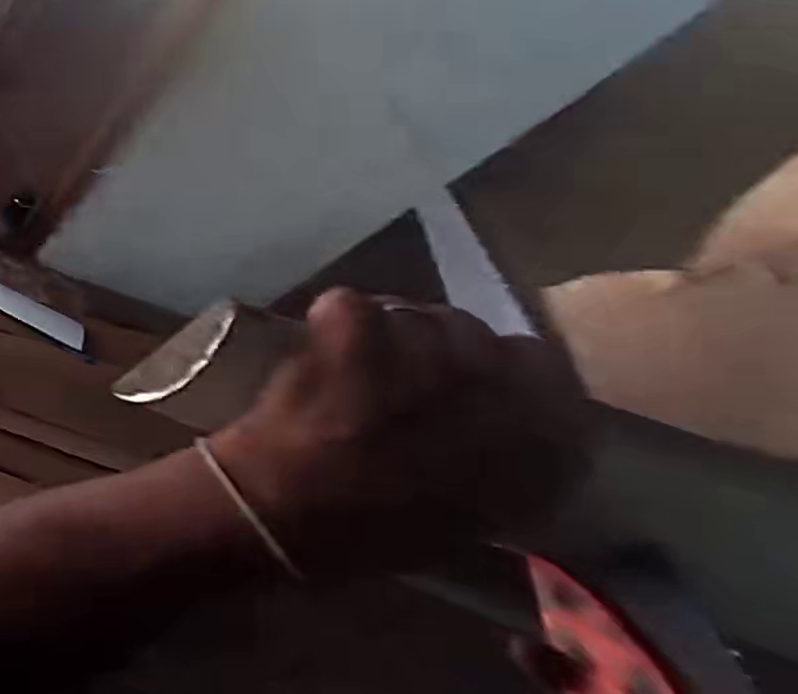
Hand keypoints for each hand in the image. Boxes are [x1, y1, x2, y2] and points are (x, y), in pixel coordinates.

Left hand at [209, 287, 588, 576]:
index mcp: (528, 455)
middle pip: (487, 339)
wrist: (281, 509)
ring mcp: (414, 368)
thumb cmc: (368, 526)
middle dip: (452, 346)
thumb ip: (511, 464)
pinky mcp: (347, 345)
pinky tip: (327, 340)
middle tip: (413, 362)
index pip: (551, 378)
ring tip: (365, 354)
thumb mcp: (472, 513)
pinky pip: (354, 304)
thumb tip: (520, 421)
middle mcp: (486, 402)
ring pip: (422, 317)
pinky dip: (338, 316)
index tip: (482, 374)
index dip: (514, 370)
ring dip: (395, 330)